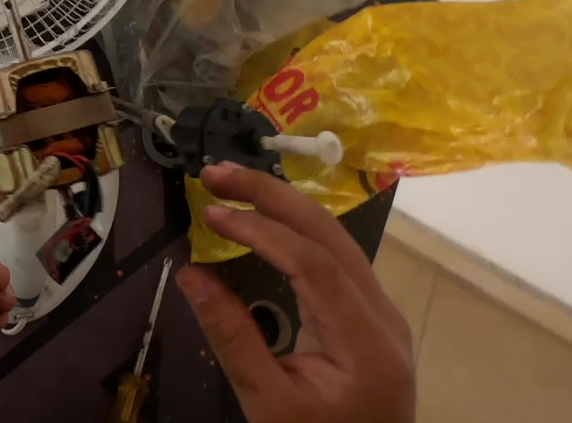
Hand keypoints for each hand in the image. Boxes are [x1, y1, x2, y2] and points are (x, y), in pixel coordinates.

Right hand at [177, 163, 416, 422]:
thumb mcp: (269, 404)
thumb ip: (232, 336)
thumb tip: (188, 273)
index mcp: (367, 344)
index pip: (314, 263)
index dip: (259, 229)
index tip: (210, 213)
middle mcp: (383, 316)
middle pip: (329, 234)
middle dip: (269, 195)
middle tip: (214, 173)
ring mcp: (381, 312)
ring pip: (334, 235)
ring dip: (279, 202)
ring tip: (229, 181)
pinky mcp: (368, 313)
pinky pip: (332, 252)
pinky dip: (292, 223)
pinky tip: (260, 213)